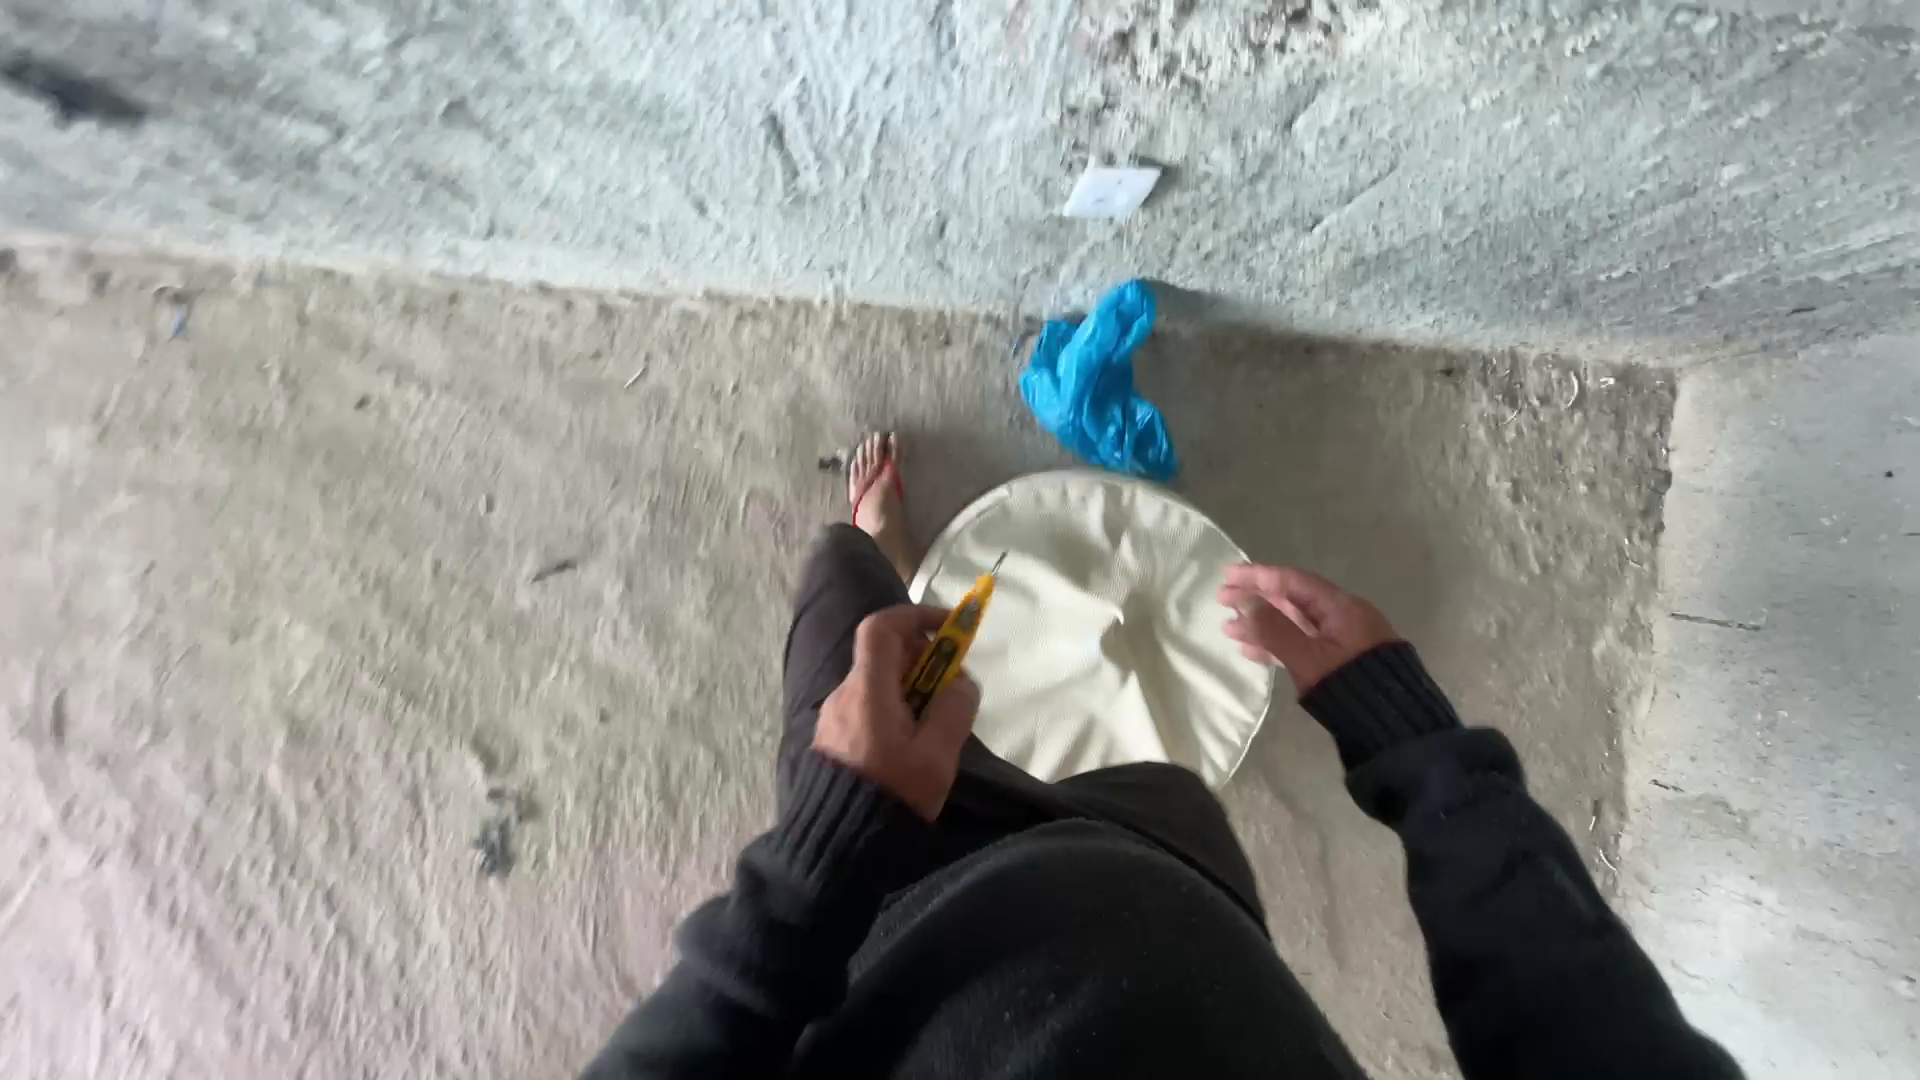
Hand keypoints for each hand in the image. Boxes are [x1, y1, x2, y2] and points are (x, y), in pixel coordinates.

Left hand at [813, 604, 980, 820]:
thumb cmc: (891, 796)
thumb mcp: (936, 756)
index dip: (916, 615)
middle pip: (884, 654)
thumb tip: (962, 681)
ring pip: (878, 683)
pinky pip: (868, 706)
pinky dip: (895, 708)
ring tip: (937, 726)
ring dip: (912, 687)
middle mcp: (844, 694)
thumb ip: (954, 709)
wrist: (836, 848)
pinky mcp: (833, 738)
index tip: (949, 626)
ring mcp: (834, 717)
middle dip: (923, 658)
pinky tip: (912, 746)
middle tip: (952, 688)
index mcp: (867, 690)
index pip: (882, 627)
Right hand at [1219, 563, 1399, 694]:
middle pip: (1291, 600)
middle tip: (1222, 599)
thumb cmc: (1348, 685)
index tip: (1228, 575)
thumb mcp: (1306, 656)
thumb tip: (1245, 600)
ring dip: (1260, 625)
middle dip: (1256, 600)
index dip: (1258, 576)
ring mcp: (1339, 641)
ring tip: (1228, 628)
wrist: (1393, 730)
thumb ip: (1273, 627)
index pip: (1293, 581)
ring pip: (1292, 624)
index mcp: (1340, 607)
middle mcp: (1341, 618)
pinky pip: (1299, 645)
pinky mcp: (1336, 663)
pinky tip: (1251, 651)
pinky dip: (1274, 644)